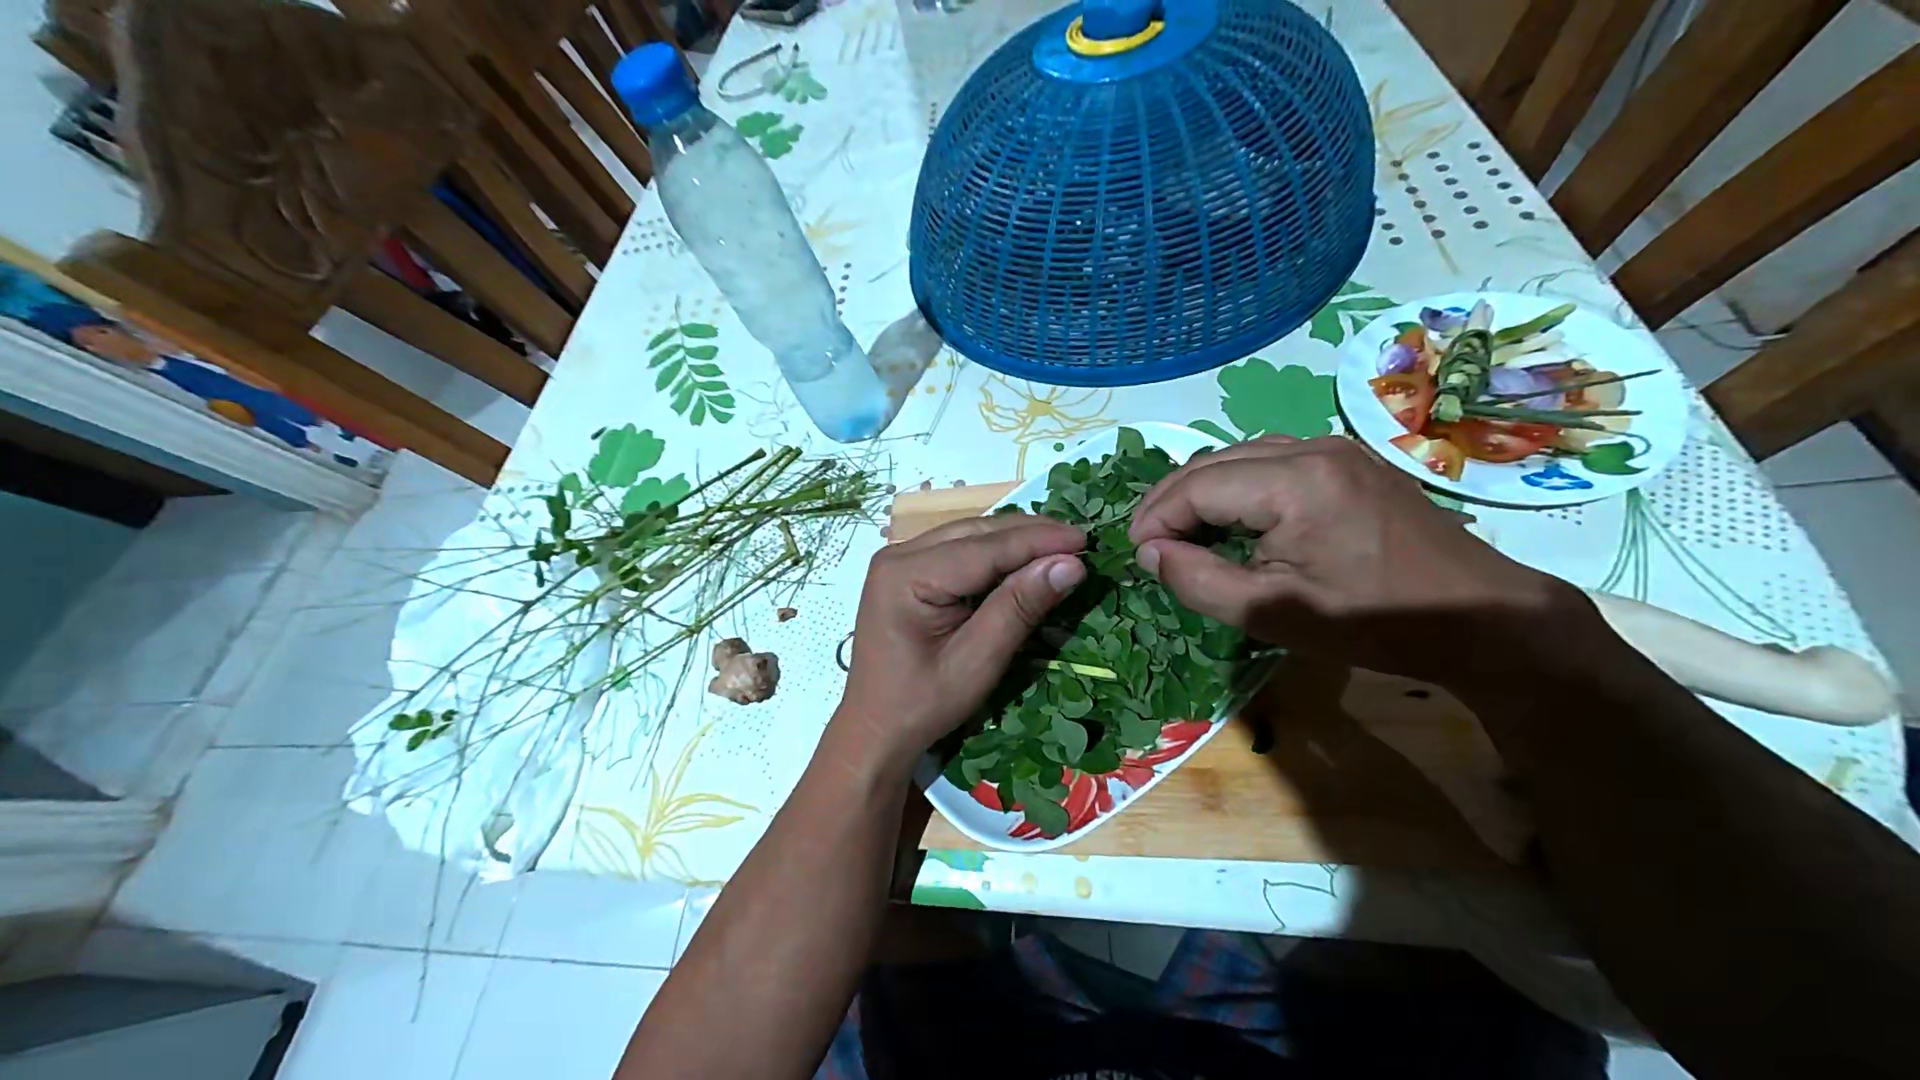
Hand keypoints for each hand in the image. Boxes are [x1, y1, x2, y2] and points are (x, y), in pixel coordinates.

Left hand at [832, 514, 1086, 774]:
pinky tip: (1023, 558)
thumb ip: (1019, 607)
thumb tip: (1069, 564)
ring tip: (1060, 546)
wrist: (876, 728)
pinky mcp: (905, 570)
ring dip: (1014, 539)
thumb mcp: (977, 661)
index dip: (1038, 540)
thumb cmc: (923, 703)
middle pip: (975, 532)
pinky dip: (994, 552)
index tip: (1085, 540)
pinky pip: (957, 549)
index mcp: (906, 575)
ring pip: (968, 535)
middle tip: (1079, 541)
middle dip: (1030, 534)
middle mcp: (898, 555)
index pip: (985, 547)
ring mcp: (898, 560)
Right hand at [1127, 436, 1584, 686]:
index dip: (1156, 517)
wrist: (1482, 618)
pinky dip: (1238, 485)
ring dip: (1202, 489)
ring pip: (1240, 456)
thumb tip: (1150, 553)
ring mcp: (1336, 448)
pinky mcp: (1350, 461)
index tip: (1136, 553)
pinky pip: (1272, 461)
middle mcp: (1312, 447)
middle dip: (1171, 500)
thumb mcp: (1273, 613)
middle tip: (1149, 542)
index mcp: (1295, 481)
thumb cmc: (1374, 622)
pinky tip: (1232, 516)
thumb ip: (1198, 580)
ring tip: (1181, 530)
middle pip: (1214, 461)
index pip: (1197, 485)